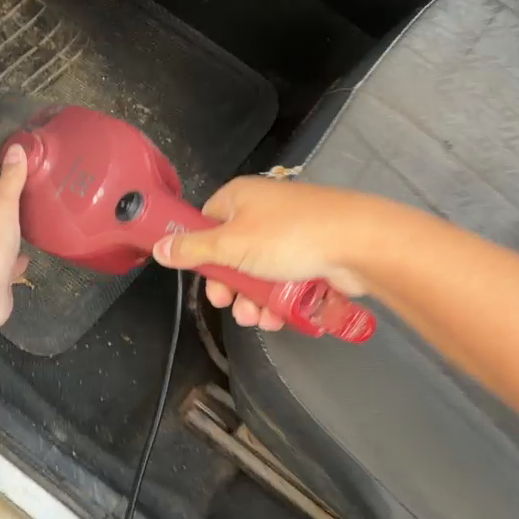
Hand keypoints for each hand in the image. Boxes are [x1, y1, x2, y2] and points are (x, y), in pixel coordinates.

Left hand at [0, 144, 30, 325]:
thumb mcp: (2, 206)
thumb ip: (10, 179)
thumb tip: (16, 146)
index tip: (4, 170)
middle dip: (1, 207)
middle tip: (25, 193)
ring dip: (9, 233)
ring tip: (30, 220)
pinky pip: (8, 265)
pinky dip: (17, 260)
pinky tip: (29, 256)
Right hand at [150, 177, 394, 329]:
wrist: (361, 244)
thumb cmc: (289, 238)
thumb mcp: (230, 246)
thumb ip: (191, 250)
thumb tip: (156, 247)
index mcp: (239, 198)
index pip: (205, 221)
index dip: (199, 252)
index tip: (201, 276)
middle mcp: (262, 211)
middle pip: (229, 253)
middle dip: (228, 286)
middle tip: (227, 304)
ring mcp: (290, 233)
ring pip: (256, 271)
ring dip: (251, 300)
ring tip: (256, 320)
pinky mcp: (312, 254)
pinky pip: (283, 279)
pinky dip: (277, 300)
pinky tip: (276, 319)